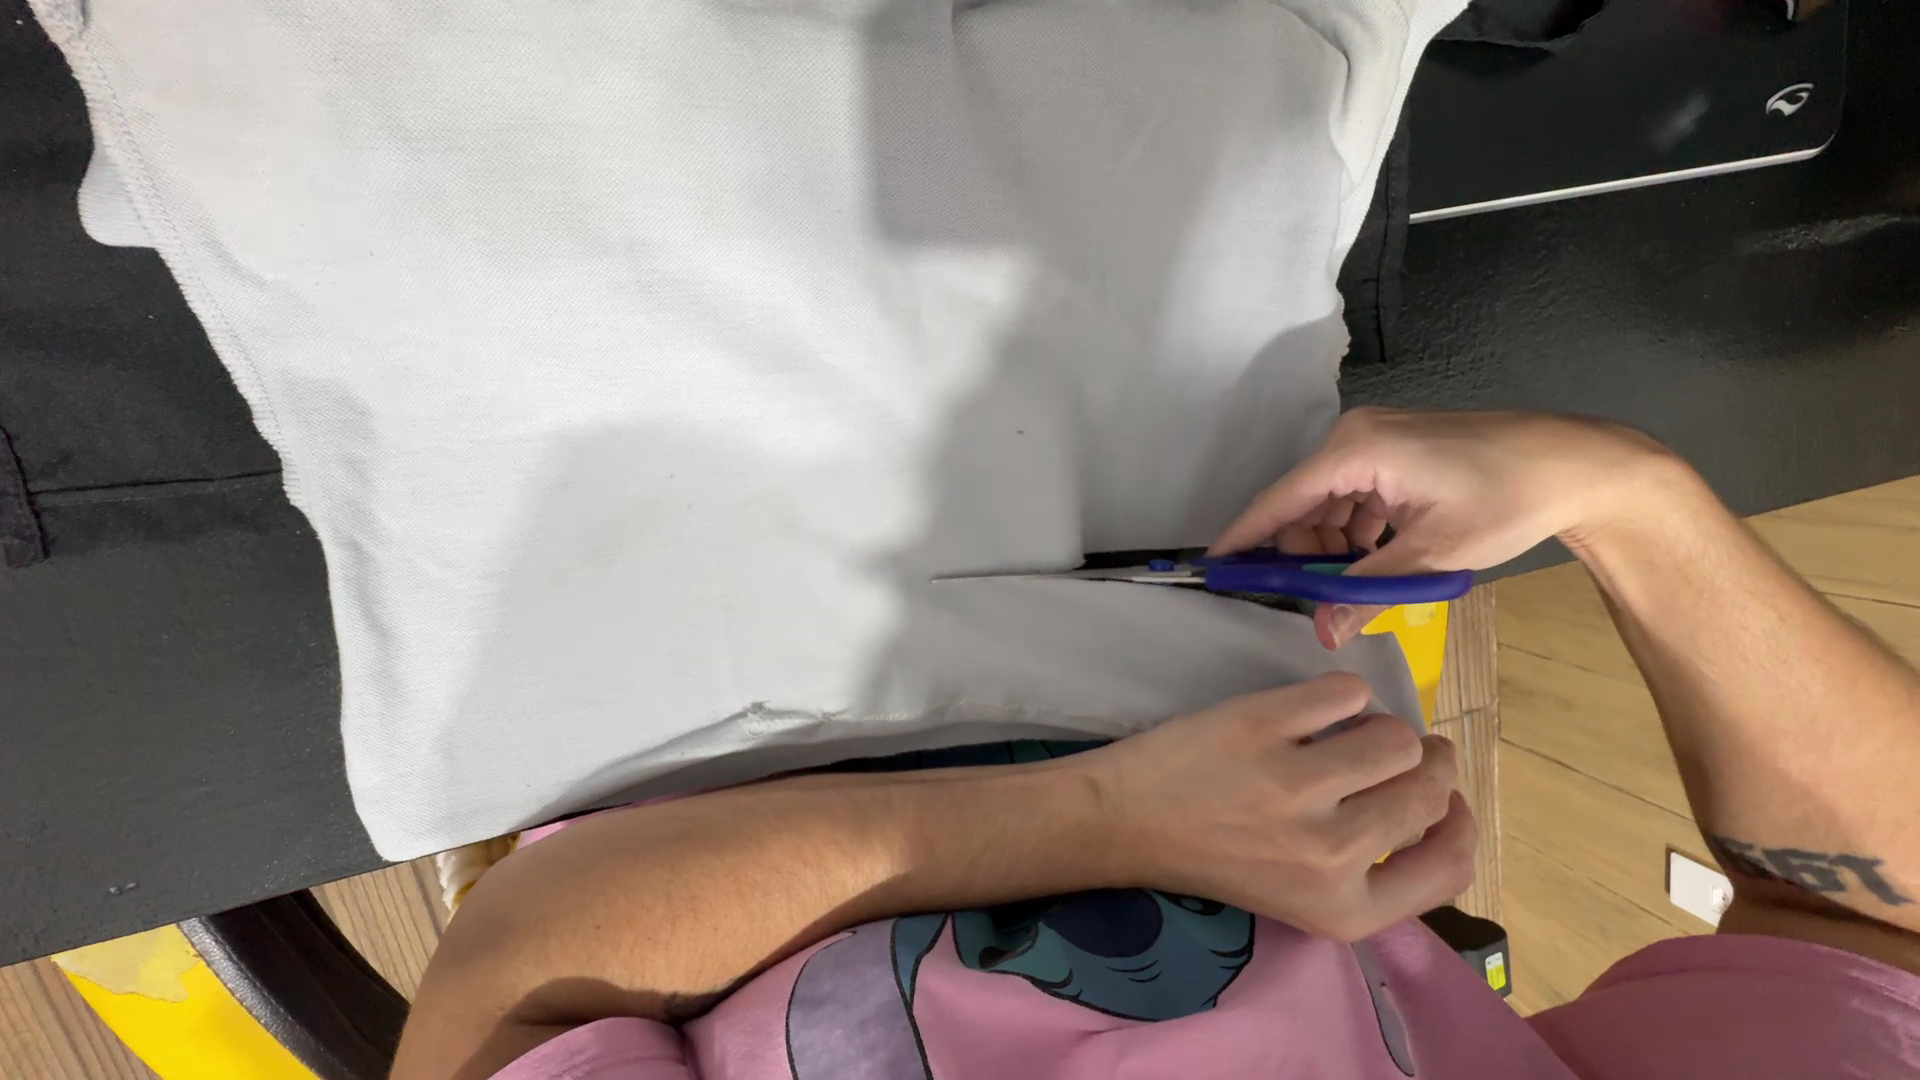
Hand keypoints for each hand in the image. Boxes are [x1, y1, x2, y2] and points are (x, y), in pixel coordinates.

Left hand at [1080, 672, 1474, 941]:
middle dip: (1425, 760)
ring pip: (1395, 736)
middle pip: (1427, 788)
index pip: (1451, 867)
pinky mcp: (1260, 726)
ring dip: (1383, 725)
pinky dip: (1341, 691)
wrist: (1124, 821)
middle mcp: (1330, 854)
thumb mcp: (1302, 894)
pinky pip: (1344, 690)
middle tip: (1400, 745)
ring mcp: (1294, 786)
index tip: (1447, 793)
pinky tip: (1315, 705)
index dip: (1459, 820)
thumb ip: (1370, 866)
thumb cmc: (1212, 855)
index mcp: (1346, 909)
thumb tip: (1433, 798)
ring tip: (1348, 729)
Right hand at [1209, 407, 1679, 647]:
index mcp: (1355, 451)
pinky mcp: (1389, 451)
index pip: (1281, 499)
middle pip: (1300, 503)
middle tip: (1314, 595)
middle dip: (1301, 551)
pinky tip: (1373, 556)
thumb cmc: (1507, 501)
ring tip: (1354, 581)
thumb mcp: (1433, 555)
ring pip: (1323, 502)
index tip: (1214, 566)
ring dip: (1329, 545)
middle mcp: (1352, 437)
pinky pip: (1348, 495)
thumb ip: (1367, 592)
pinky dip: (1351, 530)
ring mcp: (1371, 441)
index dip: (1245, 536)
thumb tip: (1322, 633)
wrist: (1580, 464)